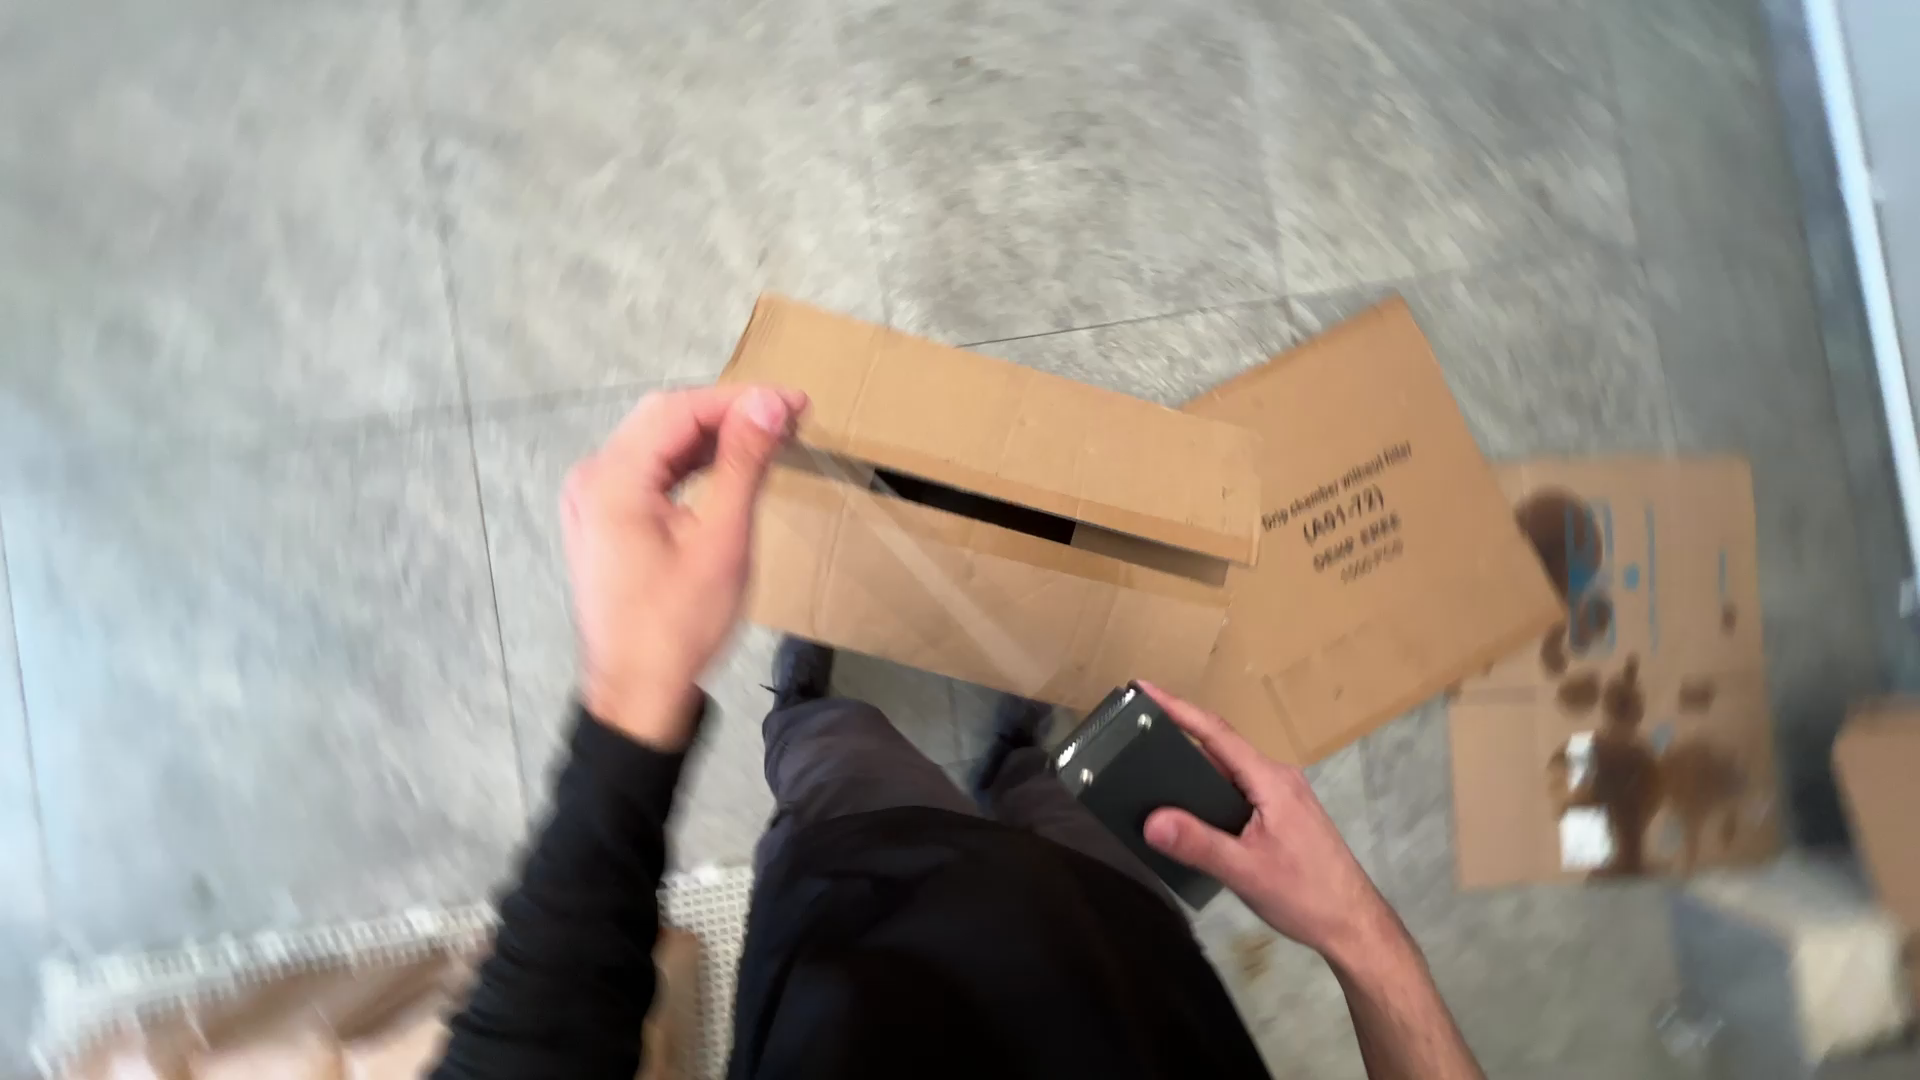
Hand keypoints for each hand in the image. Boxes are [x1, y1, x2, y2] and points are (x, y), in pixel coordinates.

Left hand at [561, 383, 806, 749]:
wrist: (638, 694)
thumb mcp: (722, 540)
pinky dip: (693, 463)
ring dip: (713, 435)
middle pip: (665, 419)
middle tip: (789, 417)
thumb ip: (744, 464)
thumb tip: (771, 403)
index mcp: (613, 478)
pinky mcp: (604, 520)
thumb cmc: (682, 624)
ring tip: (770, 436)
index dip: (742, 399)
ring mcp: (593, 499)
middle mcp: (594, 477)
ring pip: (658, 443)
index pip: (680, 410)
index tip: (796, 403)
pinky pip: (651, 472)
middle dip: (729, 411)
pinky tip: (729, 465)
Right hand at [1138, 682, 1396, 966]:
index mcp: (1269, 780)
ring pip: (1228, 767)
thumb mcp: (1247, 872)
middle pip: (1220, 744)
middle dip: (1178, 729)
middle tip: (1135, 725)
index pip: (1215, 733)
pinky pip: (1236, 786)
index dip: (1177, 707)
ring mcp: (1281, 795)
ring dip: (1193, 759)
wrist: (1357, 929)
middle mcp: (1276, 777)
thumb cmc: (1307, 895)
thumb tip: (1150, 821)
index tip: (1144, 687)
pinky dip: (1207, 784)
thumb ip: (1199, 844)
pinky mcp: (1281, 813)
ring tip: (1150, 760)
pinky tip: (1188, 802)